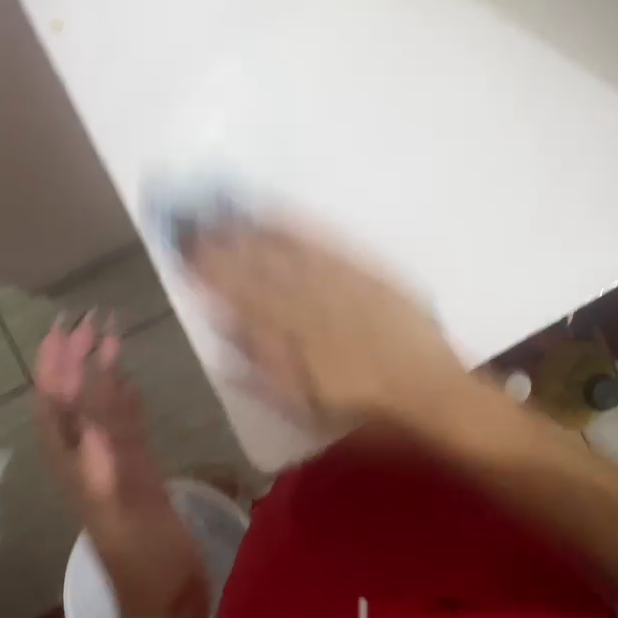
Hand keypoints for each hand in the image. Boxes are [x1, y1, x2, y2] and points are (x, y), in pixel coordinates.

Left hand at [32, 315, 207, 617]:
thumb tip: (87, 379)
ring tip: (110, 332)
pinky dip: (125, 397)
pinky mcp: (140, 472)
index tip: (63, 323)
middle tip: (90, 316)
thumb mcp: (119, 489)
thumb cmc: (142, 552)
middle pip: (73, 397)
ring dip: (99, 371)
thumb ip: (105, 435)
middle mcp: (87, 457)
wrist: (166, 599)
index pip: (53, 400)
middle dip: (75, 357)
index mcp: (74, 462)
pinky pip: (126, 425)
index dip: (53, 362)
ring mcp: (114, 464)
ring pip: (99, 407)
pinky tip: (131, 379)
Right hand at [188, 221, 470, 435]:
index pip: (240, 300)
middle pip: (257, 271)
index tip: (182, 248)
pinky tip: (274, 210)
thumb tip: (227, 330)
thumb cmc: (368, 413)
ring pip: (286, 254)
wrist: (435, 396)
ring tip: (219, 204)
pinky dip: (296, 226)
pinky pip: (326, 244)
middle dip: (221, 242)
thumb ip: (262, 368)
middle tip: (189, 214)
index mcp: (291, 344)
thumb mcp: (306, 405)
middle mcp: (310, 309)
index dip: (209, 272)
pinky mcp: (368, 273)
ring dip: (250, 228)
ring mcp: (340, 286)